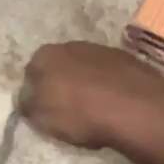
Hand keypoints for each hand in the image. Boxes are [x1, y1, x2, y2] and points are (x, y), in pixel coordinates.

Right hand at [18, 42, 163, 150]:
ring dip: (87, 82)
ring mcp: (102, 49)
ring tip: (95, 107)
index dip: (36, 91)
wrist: (136, 110)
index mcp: (46, 55)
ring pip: (86, 67)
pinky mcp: (128, 58)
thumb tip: (27, 98)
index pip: (31, 72)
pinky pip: (110, 73)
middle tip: (68, 108)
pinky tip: (115, 102)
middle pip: (60, 65)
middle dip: (62, 82)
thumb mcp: (42, 118)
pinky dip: (109, 84)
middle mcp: (71, 44)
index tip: (45, 109)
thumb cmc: (81, 114)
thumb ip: (28, 104)